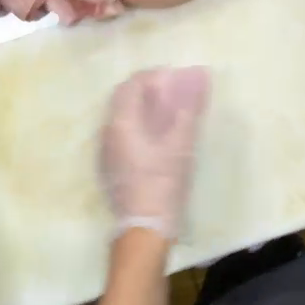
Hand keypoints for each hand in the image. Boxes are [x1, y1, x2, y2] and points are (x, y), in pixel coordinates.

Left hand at [101, 67, 210, 239]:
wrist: (144, 229)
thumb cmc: (163, 183)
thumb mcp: (181, 145)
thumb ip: (189, 108)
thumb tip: (199, 76)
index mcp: (121, 123)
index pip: (132, 84)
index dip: (155, 75)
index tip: (177, 79)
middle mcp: (107, 133)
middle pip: (124, 98)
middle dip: (148, 90)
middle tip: (175, 93)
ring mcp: (105, 152)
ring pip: (122, 117)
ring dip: (143, 108)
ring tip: (169, 114)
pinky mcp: (110, 168)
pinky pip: (122, 135)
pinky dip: (139, 126)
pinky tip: (158, 138)